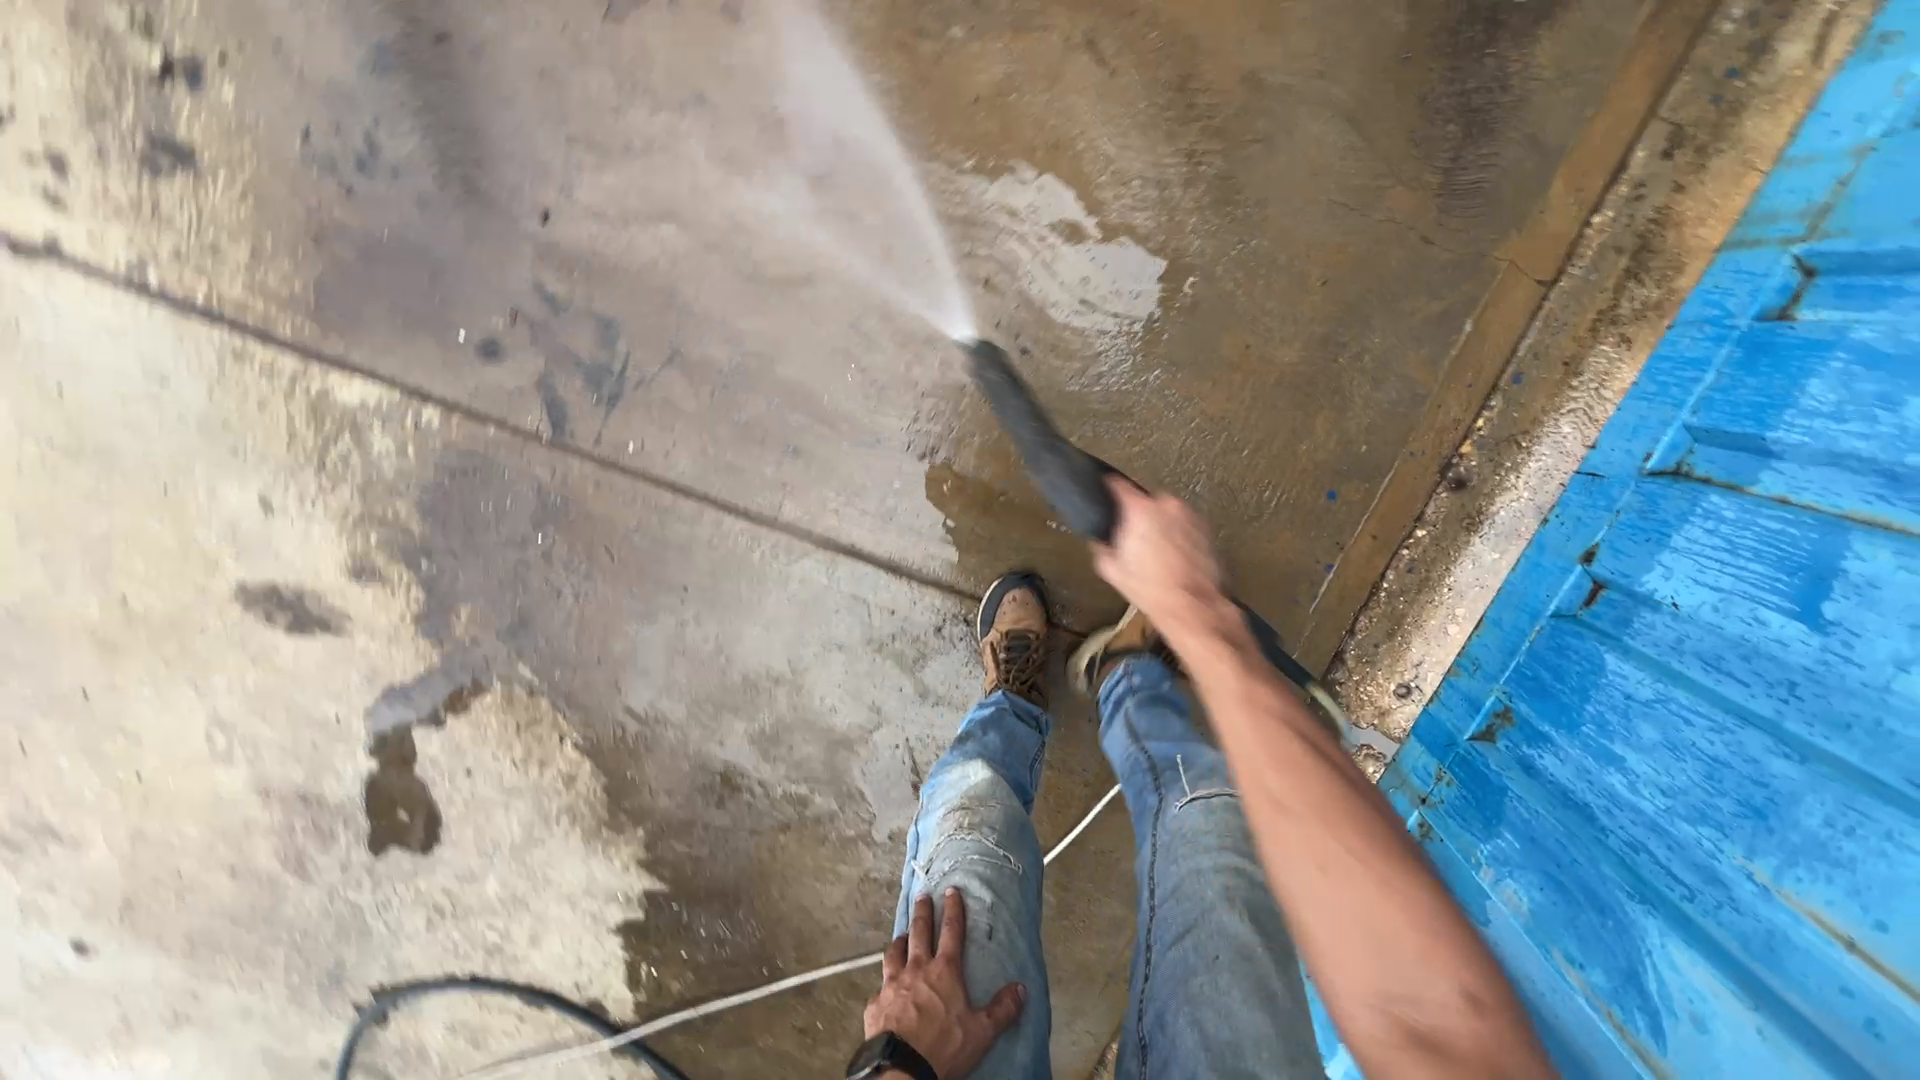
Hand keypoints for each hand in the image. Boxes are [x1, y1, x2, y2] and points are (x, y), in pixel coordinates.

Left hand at [862, 888, 1024, 1079]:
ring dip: (900, 941)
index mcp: (944, 971)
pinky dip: (885, 982)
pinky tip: (885, 987)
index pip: (951, 931)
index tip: (951, 890)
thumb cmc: (944, 1047)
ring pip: (894, 952)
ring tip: (901, 935)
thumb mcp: (982, 1032)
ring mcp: (892, 984)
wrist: (903, 1068)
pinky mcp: (875, 1003)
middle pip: (919, 932)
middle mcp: (916, 969)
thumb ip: (1002, 1009)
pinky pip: (880, 986)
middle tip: (922, 896)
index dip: (953, 909)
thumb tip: (1021, 989)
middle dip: (923, 912)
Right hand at [1092, 477, 1232, 642]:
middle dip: (1138, 517)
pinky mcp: (1205, 528)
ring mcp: (1189, 515)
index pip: (1117, 484)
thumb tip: (1102, 541)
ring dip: (1160, 526)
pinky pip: (1184, 525)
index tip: (1105, 488)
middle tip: (1134, 540)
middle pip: (1145, 501)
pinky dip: (1178, 536)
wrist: (1190, 604)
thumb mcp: (1111, 569)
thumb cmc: (1154, 588)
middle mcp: (1166, 505)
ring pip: (1166, 513)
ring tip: (1156, 553)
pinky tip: (1172, 558)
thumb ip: (1102, 545)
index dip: (1108, 487)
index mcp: (1140, 509)